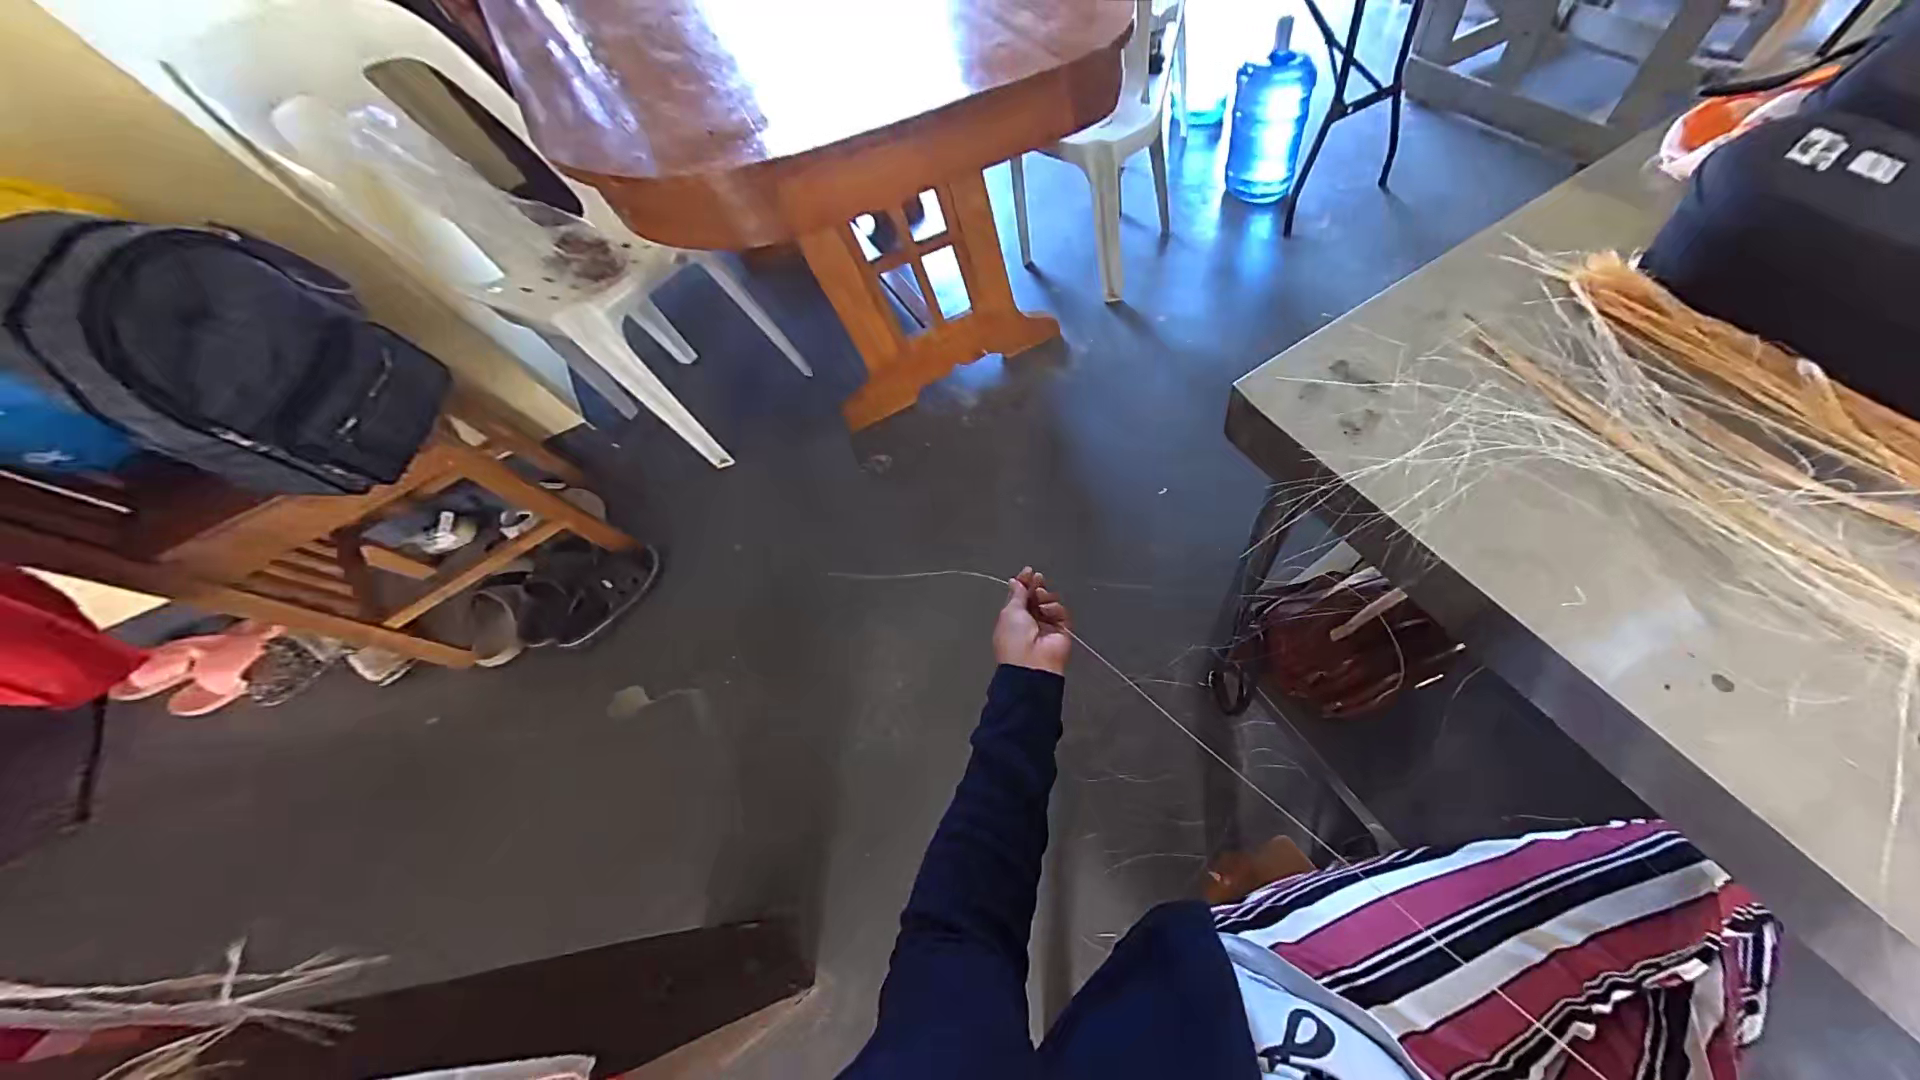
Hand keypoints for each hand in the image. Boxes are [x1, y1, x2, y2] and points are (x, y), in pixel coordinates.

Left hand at [993, 567, 1071, 675]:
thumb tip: (1015, 581)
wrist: (1032, 664)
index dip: (1024, 582)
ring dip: (1044, 596)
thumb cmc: (1013, 637)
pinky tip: (1047, 612)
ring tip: (1040, 600)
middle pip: (1036, 596)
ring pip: (1050, 601)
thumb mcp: (1009, 612)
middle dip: (1036, 586)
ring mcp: (1047, 624)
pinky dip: (1054, 608)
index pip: (1021, 595)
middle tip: (1037, 579)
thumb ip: (1017, 594)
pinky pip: (1060, 611)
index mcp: (1013, 617)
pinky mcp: (1062, 629)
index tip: (1028, 571)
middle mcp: (1030, 619)